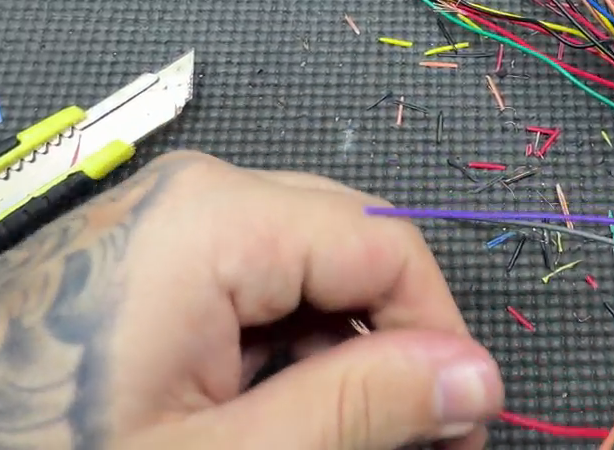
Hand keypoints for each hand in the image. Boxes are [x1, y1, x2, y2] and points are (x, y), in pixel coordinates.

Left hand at [0, 152, 503, 449]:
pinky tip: (253, 412)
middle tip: (407, 435)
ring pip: (298, 263)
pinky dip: (272, 344)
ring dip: (328, 350)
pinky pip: (242, 277)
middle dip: (385, 340)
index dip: (438, 329)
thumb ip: (361, 409)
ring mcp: (161, 214)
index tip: (463, 415)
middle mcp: (197, 189)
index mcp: (219, 214)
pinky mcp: (138, 248)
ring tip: (318, 435)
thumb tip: (475, 377)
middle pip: (345, 244)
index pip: (385, 243)